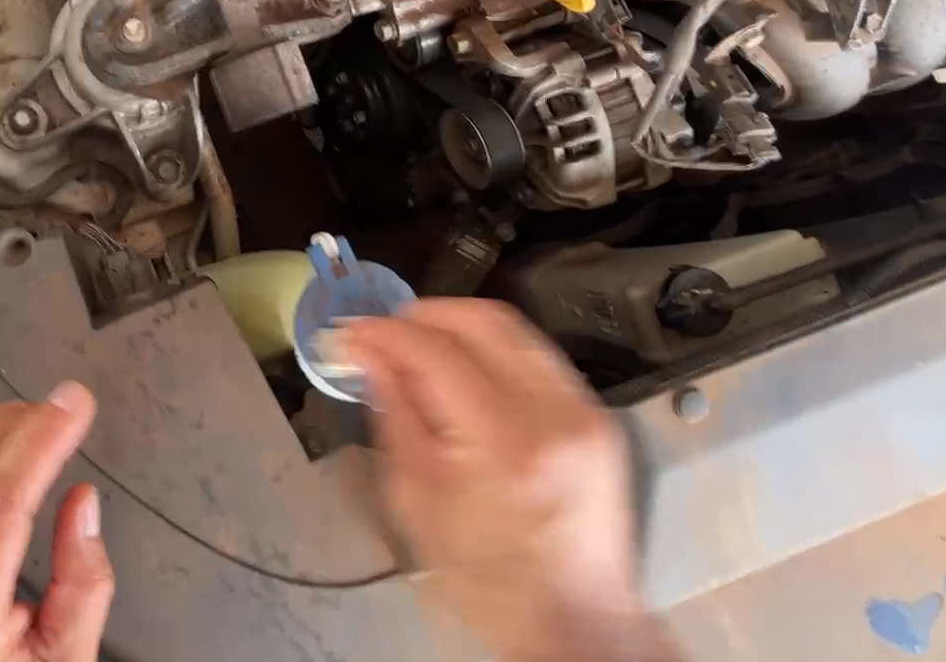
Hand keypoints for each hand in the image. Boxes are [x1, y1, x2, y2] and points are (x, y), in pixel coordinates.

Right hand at [344, 300, 678, 661]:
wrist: (574, 629)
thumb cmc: (483, 580)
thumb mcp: (416, 498)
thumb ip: (393, 411)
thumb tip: (366, 353)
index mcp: (504, 440)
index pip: (434, 350)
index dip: (383, 332)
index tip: (350, 333)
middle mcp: (553, 412)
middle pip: (479, 319)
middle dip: (420, 316)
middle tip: (382, 336)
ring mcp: (583, 410)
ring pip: (510, 327)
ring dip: (454, 327)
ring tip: (416, 351)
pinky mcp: (595, 416)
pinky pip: (532, 353)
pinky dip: (489, 348)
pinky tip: (460, 373)